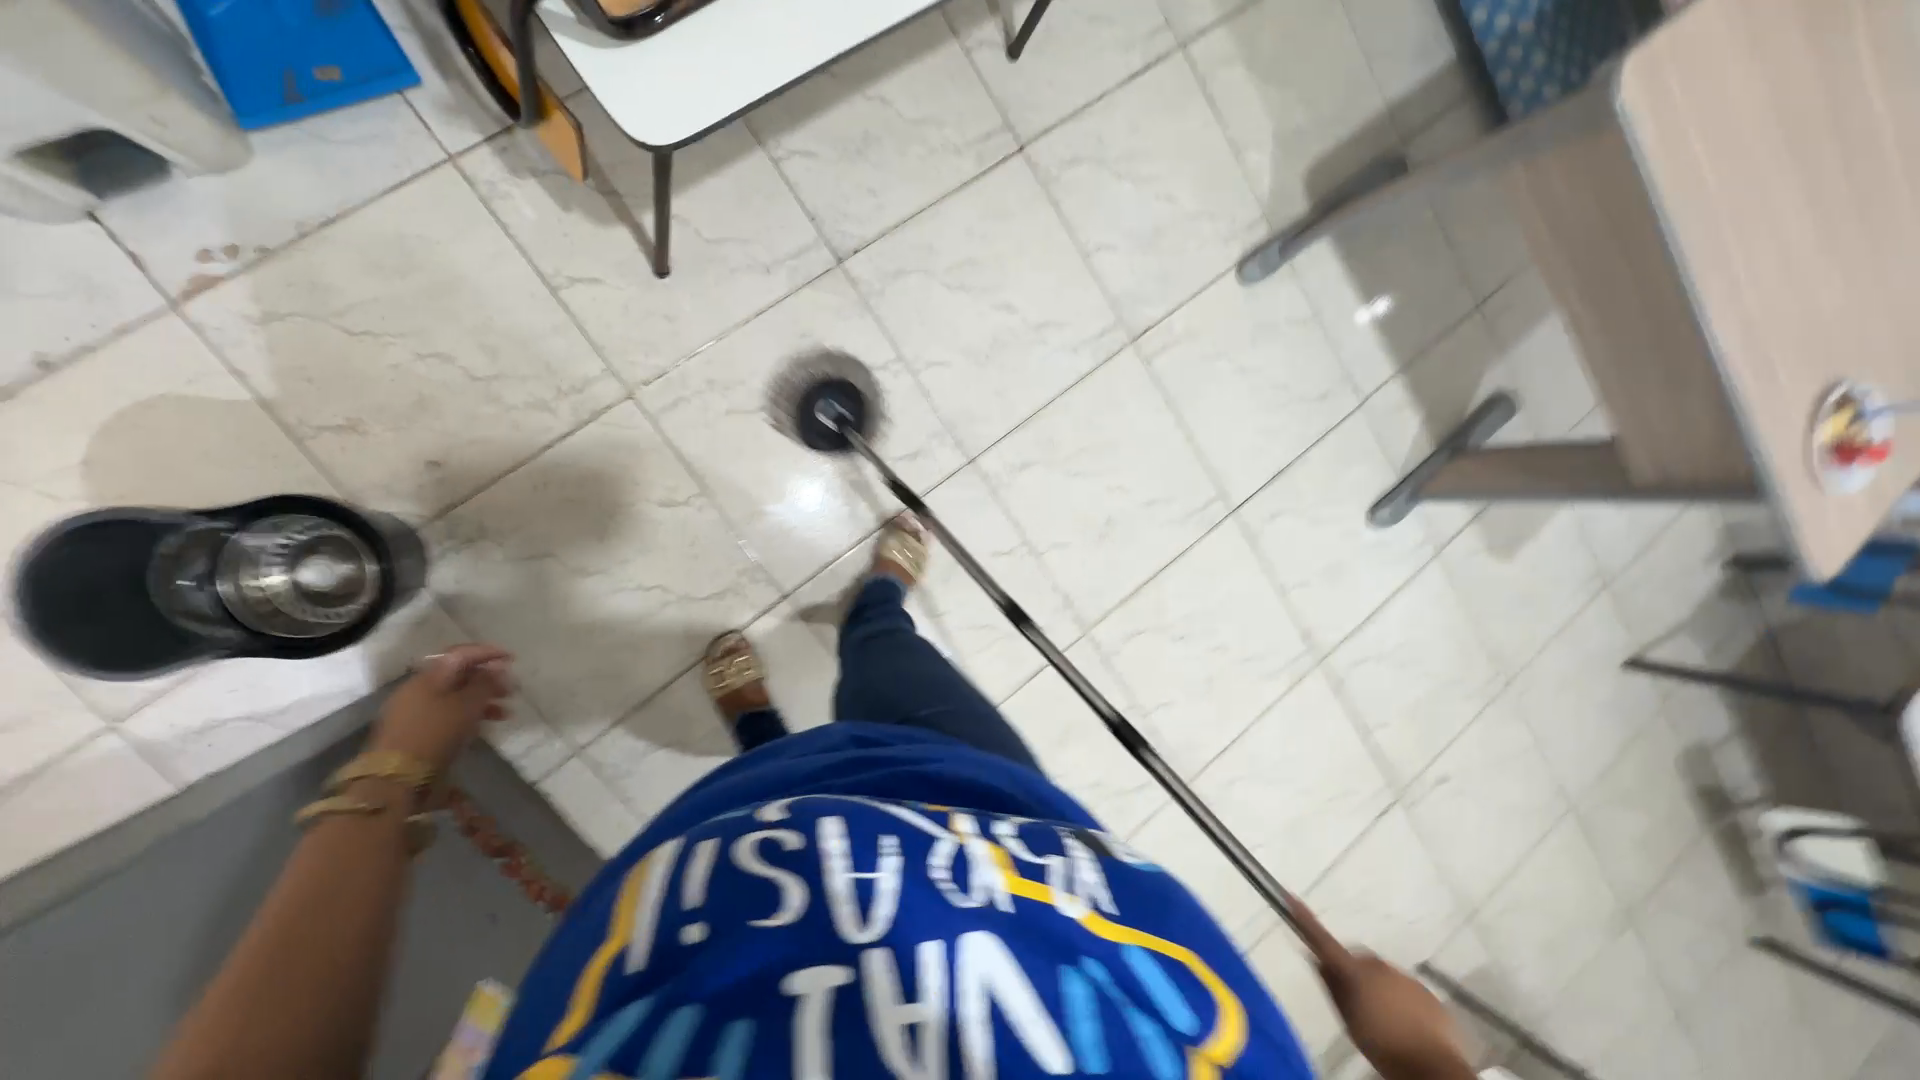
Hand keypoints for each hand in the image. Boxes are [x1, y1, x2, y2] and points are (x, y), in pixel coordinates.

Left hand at [366, 644, 514, 774]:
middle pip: (458, 676)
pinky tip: (480, 729)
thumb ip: (485, 684)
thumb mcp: (468, 706)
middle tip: (511, 691)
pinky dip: (466, 717)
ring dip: (481, 701)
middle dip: (487, 681)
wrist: (394, 778)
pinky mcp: (413, 732)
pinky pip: (445, 715)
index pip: (461, 654)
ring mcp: (413, 711)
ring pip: (454, 698)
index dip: (488, 653)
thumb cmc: (435, 734)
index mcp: (429, 677)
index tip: (512, 660)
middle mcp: (418, 689)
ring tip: (503, 715)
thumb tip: (498, 667)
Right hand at [1288, 893, 1474, 1079]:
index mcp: (1356, 973)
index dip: (1306, 920)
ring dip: (1378, 989)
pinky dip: (1399, 1000)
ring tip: (1382, 1020)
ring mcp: (1406, 978)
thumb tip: (1318, 961)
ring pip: (1383, 976)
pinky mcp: (1426, 992)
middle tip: (1355, 1002)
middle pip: (1359, 960)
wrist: (1433, 1066)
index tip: (1292, 897)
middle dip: (1354, 973)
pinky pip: (1405, 989)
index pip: (1325, 942)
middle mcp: (1380, 966)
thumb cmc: (1382, 1045)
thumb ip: (1333, 988)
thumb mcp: (1349, 1022)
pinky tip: (1403, 1024)